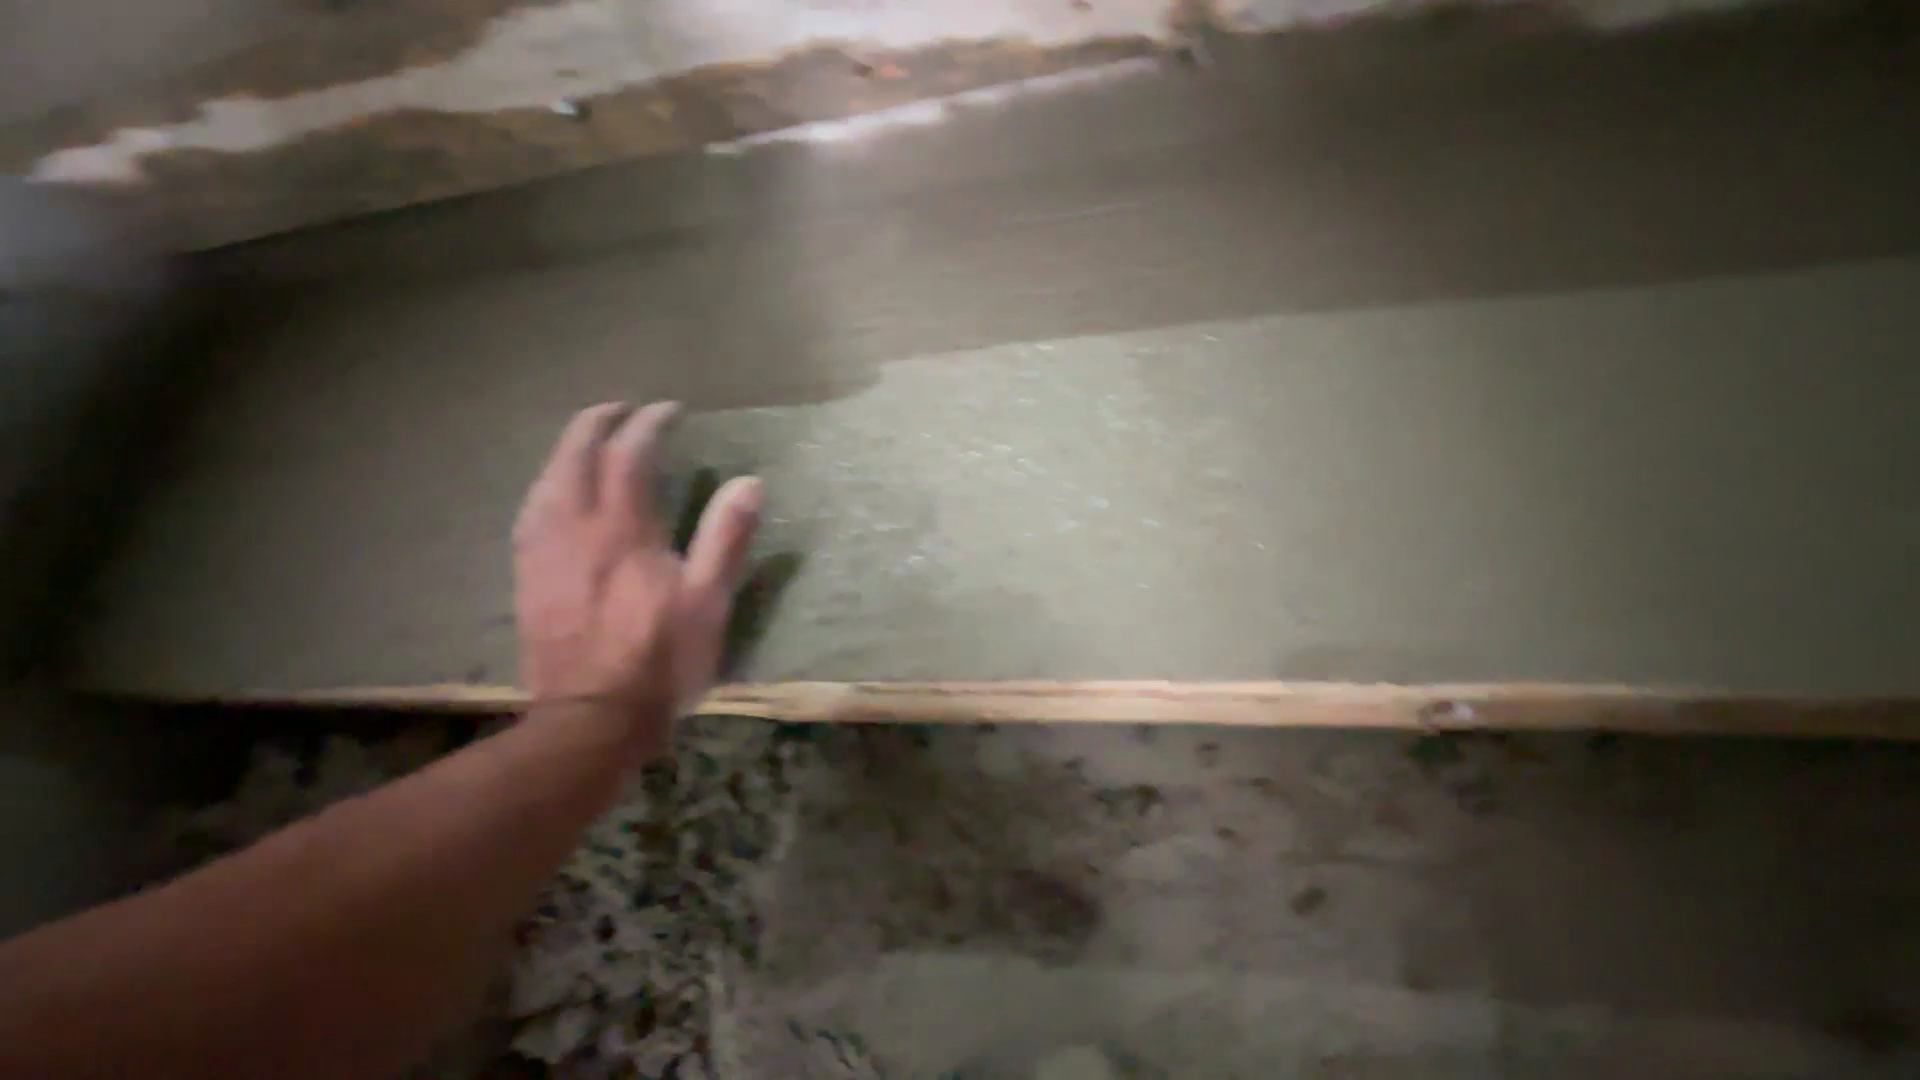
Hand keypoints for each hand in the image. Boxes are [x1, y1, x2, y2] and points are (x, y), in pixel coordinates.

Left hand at [513, 401, 761, 728]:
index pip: (630, 456)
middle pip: (575, 455)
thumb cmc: (660, 660)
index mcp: (623, 532)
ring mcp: (544, 553)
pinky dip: (545, 487)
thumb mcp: (708, 602)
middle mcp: (575, 530)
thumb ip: (726, 538)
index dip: (650, 424)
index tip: (670, 411)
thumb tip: (749, 483)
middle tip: (622, 410)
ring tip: (588, 441)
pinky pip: (529, 514)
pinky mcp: (528, 577)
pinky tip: (552, 492)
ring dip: (567, 450)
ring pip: (546, 481)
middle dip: (598, 423)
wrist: (592, 717)